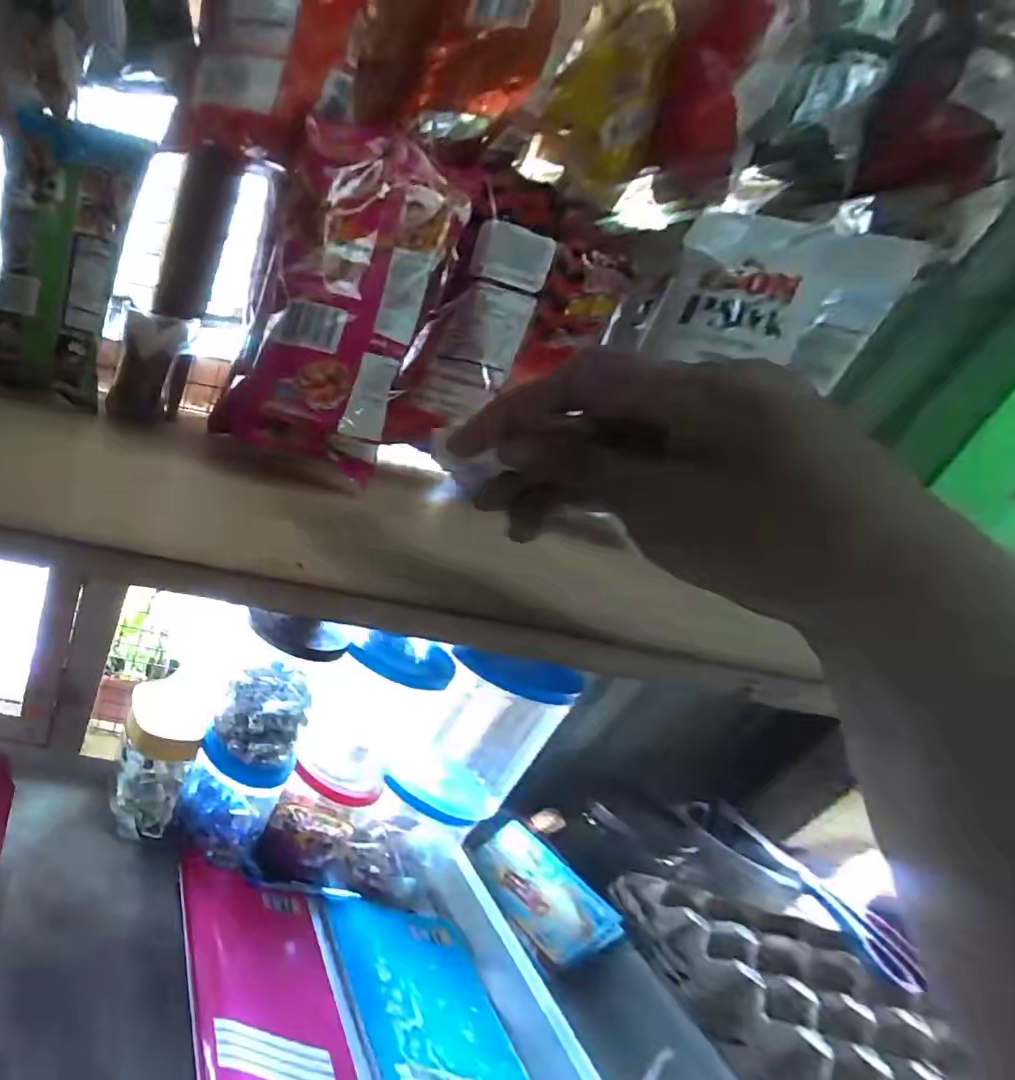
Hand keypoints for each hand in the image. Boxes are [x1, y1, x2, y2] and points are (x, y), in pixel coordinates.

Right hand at [447, 351, 936, 628]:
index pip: (584, 379)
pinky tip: (551, 522)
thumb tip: (512, 443)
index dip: (516, 408)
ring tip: (510, 523)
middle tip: (479, 493)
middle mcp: (696, 400)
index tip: (463, 447)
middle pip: (587, 414)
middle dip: (527, 454)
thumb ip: (582, 465)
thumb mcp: (660, 500)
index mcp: (698, 389)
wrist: (882, 585)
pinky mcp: (704, 467)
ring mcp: (701, 435)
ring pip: (602, 446)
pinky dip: (587, 492)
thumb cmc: (769, 532)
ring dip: (550, 480)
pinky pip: (630, 468)